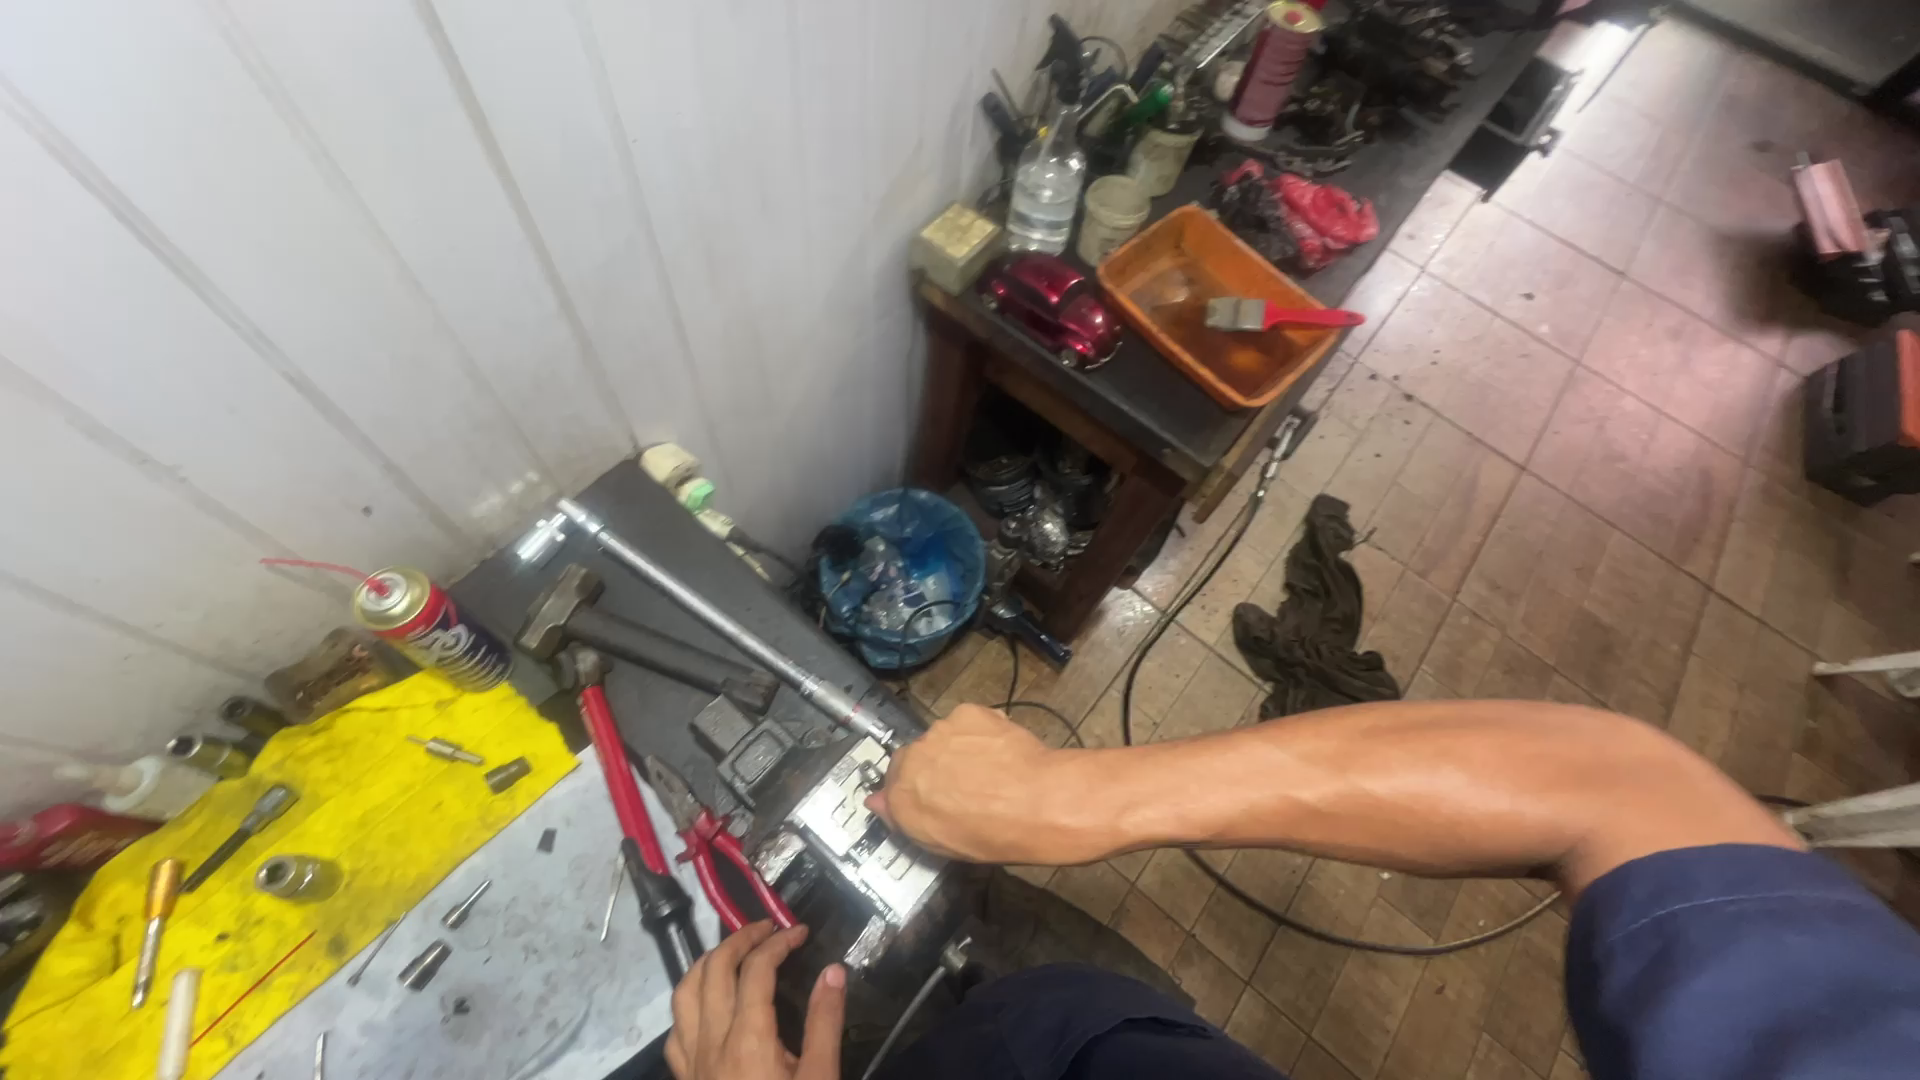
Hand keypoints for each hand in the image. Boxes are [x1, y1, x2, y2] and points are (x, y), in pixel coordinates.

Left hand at [665, 922, 844, 1079]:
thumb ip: (825, 1022)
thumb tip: (833, 970)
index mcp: (748, 1039)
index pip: (757, 968)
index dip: (779, 941)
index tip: (802, 932)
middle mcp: (712, 1043)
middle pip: (714, 969)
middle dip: (741, 938)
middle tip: (769, 929)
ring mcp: (692, 1064)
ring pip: (684, 994)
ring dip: (709, 962)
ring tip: (735, 952)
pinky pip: (676, 1030)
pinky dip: (691, 1002)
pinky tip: (710, 1005)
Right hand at [866, 703, 1096, 863]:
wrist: (1035, 801)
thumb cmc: (992, 835)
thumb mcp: (942, 844)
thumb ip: (904, 817)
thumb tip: (876, 801)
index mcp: (901, 797)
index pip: (892, 785)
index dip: (914, 789)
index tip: (933, 796)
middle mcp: (912, 759)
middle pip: (914, 756)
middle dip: (931, 766)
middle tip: (961, 783)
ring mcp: (939, 731)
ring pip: (941, 736)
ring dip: (955, 747)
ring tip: (987, 766)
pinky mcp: (967, 711)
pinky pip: (966, 721)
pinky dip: (978, 731)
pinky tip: (999, 748)